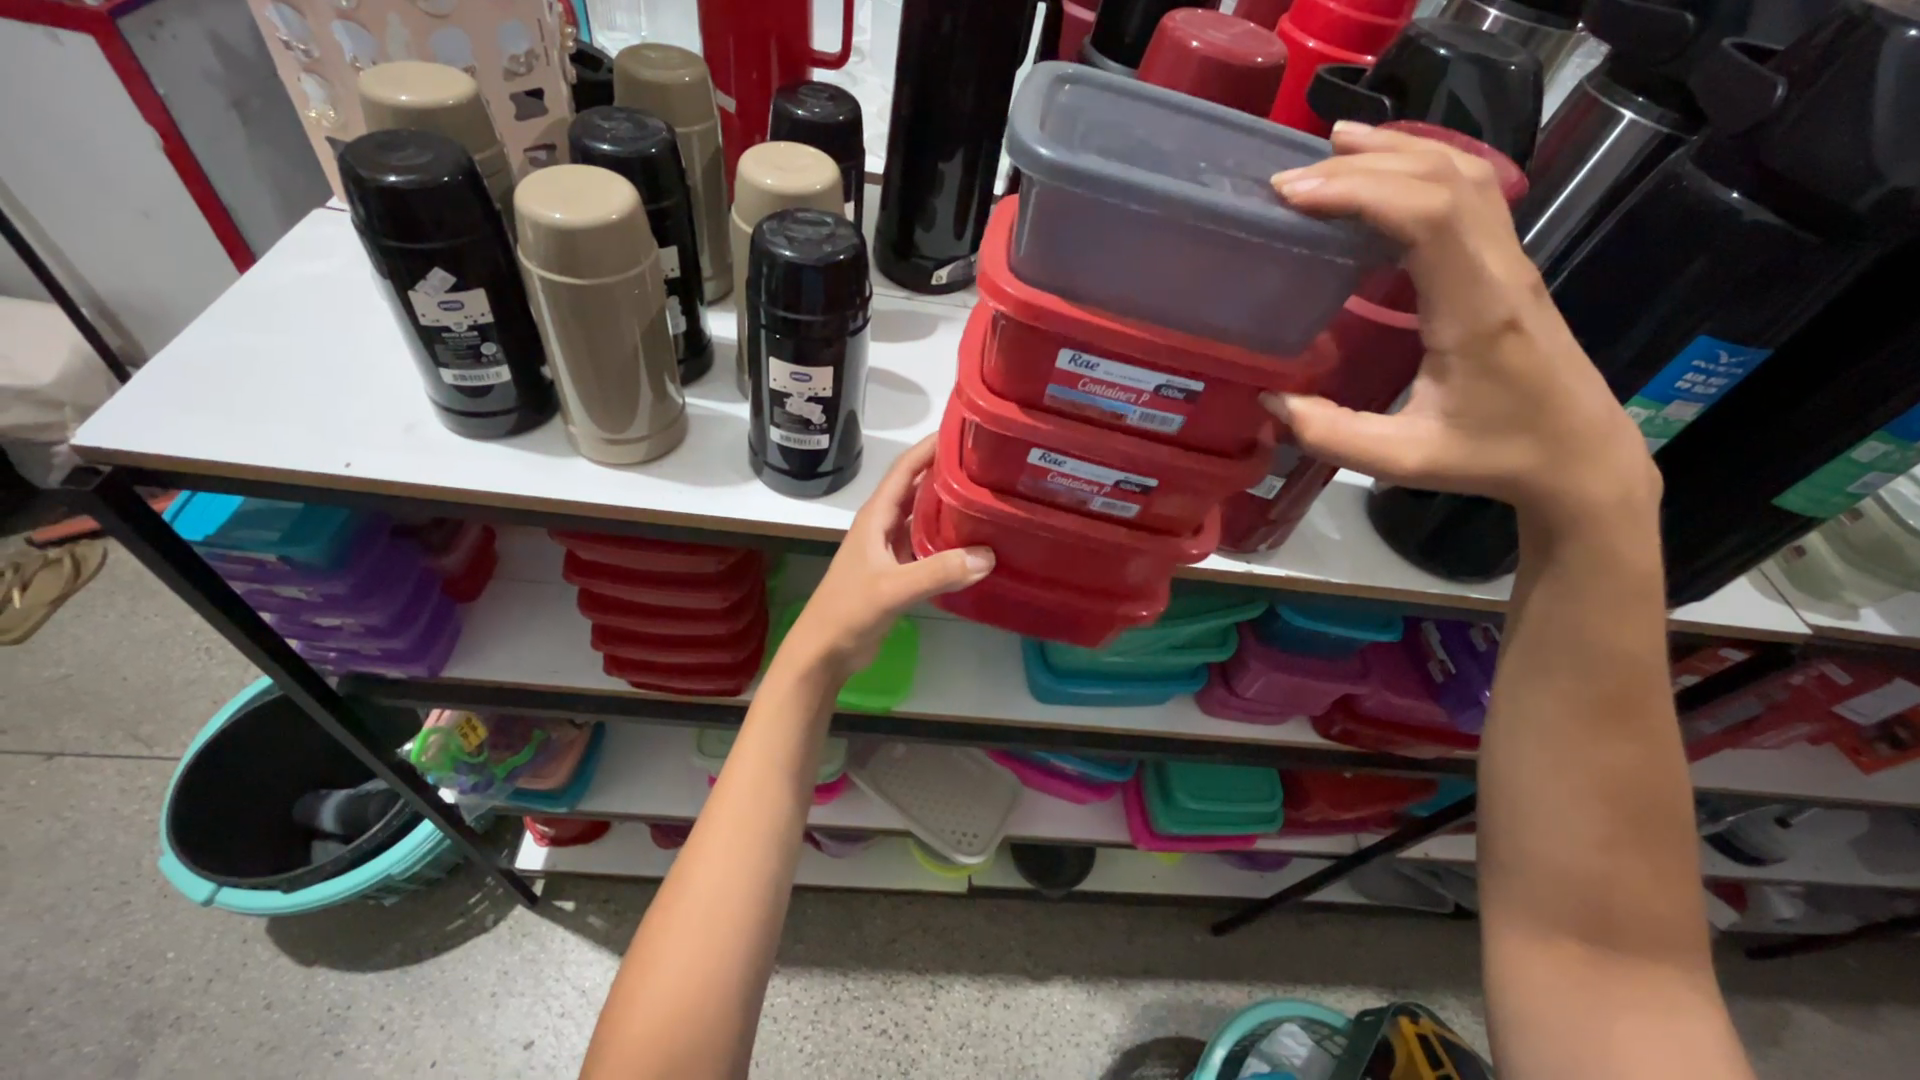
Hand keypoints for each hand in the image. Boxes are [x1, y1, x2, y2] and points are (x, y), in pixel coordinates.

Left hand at [780, 435, 993, 679]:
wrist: (824, 652)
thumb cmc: (848, 611)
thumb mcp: (892, 589)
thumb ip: (937, 572)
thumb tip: (988, 556)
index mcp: (876, 517)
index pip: (905, 469)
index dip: (930, 447)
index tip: (964, 430)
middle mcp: (883, 526)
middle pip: (918, 489)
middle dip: (948, 474)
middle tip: (990, 465)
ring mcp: (890, 550)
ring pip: (924, 519)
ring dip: (951, 509)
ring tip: (989, 499)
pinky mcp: (898, 573)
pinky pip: (928, 548)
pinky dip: (950, 543)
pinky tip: (976, 546)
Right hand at [1267, 122, 1657, 530]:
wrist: (1578, 453)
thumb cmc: (1493, 455)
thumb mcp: (1404, 460)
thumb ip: (1331, 435)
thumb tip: (1269, 399)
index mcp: (1476, 310)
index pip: (1427, 216)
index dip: (1360, 192)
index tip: (1294, 196)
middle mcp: (1500, 268)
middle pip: (1441, 179)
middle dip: (1362, 166)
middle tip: (1289, 180)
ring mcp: (1511, 258)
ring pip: (1463, 172)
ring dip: (1397, 151)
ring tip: (1333, 146)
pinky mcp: (1507, 262)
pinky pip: (1471, 190)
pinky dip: (1423, 164)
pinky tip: (1384, 168)